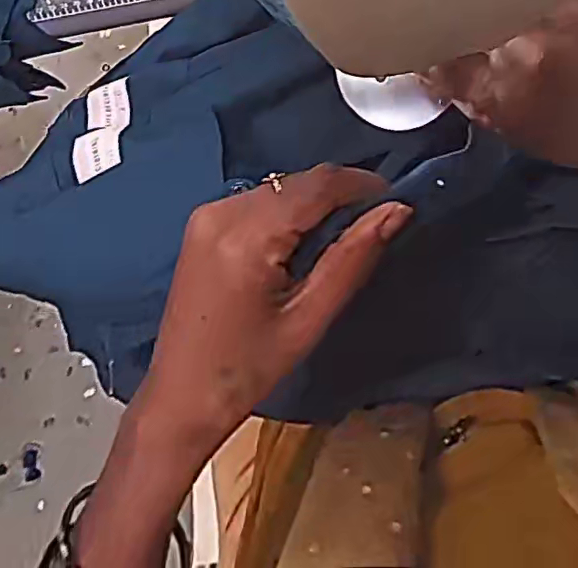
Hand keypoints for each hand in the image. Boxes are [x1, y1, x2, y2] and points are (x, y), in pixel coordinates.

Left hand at [135, 165, 412, 452]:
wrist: (180, 395)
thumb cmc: (249, 368)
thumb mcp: (309, 317)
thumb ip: (354, 256)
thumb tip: (397, 210)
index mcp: (247, 236)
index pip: (317, 184)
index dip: (361, 183)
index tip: (394, 198)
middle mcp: (223, 210)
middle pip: (299, 181)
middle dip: (340, 193)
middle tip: (372, 221)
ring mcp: (208, 212)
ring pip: (281, 185)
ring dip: (315, 201)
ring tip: (339, 236)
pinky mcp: (203, 219)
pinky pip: (261, 198)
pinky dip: (289, 209)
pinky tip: (301, 241)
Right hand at [419, 0, 577, 190]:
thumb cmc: (565, 133)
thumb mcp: (501, 123)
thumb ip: (456, 88)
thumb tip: (416, 56)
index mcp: (500, 88)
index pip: (435, 52)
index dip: (413, 38)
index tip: (400, 30)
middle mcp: (523, 46)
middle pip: (456, 11)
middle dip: (433, 7)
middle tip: (417, 2)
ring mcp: (551, 12)